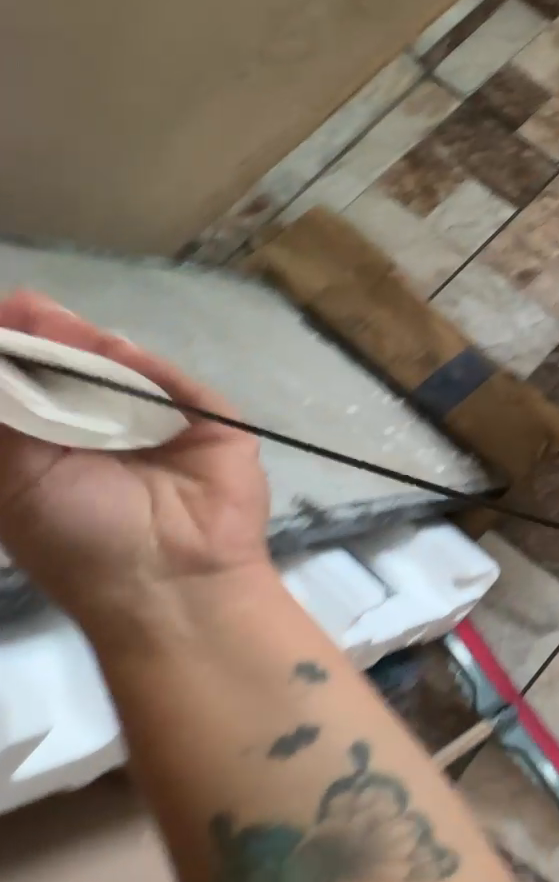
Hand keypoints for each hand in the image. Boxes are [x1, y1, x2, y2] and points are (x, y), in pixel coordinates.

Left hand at [0, 290, 270, 642]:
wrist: (168, 574)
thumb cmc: (75, 536)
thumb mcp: (15, 475)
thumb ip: (10, 412)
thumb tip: (5, 350)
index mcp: (53, 445)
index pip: (28, 388)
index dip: (10, 355)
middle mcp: (110, 428)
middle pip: (76, 371)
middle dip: (44, 339)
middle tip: (20, 307)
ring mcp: (167, 424)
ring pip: (127, 372)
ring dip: (90, 344)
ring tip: (49, 316)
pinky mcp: (215, 423)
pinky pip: (181, 387)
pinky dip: (149, 368)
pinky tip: (112, 348)